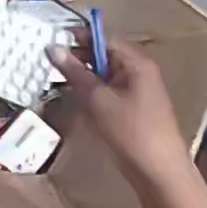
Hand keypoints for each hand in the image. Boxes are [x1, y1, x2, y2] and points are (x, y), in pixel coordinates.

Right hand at [48, 39, 190, 183]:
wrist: (157, 170)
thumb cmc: (130, 130)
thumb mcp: (97, 99)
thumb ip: (74, 72)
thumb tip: (53, 48)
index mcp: (137, 64)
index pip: (105, 39)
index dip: (79, 37)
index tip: (52, 41)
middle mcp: (139, 73)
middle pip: (104, 56)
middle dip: (77, 58)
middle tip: (48, 64)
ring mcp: (137, 91)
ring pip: (103, 75)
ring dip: (81, 77)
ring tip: (55, 81)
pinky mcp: (131, 109)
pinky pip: (107, 92)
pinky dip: (90, 93)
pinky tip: (74, 101)